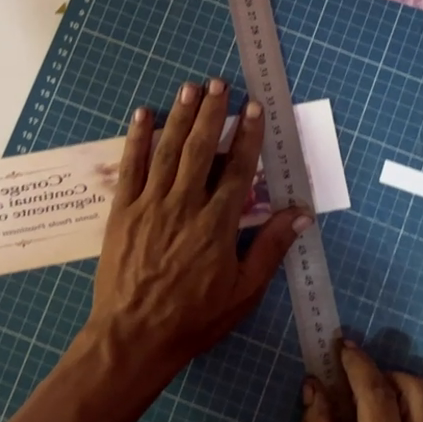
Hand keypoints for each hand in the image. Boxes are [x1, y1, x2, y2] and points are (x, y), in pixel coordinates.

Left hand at [88, 79, 309, 375]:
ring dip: (180, 116)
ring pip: (168, 150)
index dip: (248, 135)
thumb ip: (270, 248)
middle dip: (212, 113)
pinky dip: (137, 138)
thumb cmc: (194, 319)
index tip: (254, 108)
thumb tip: (300, 214)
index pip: (239, 169)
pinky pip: (130, 167)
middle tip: (219, 83)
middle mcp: (184, 205)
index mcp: (217, 224)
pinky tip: (143, 114)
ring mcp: (150, 205)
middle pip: (201, 148)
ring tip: (190, 87)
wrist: (133, 339)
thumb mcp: (243, 292)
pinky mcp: (122, 211)